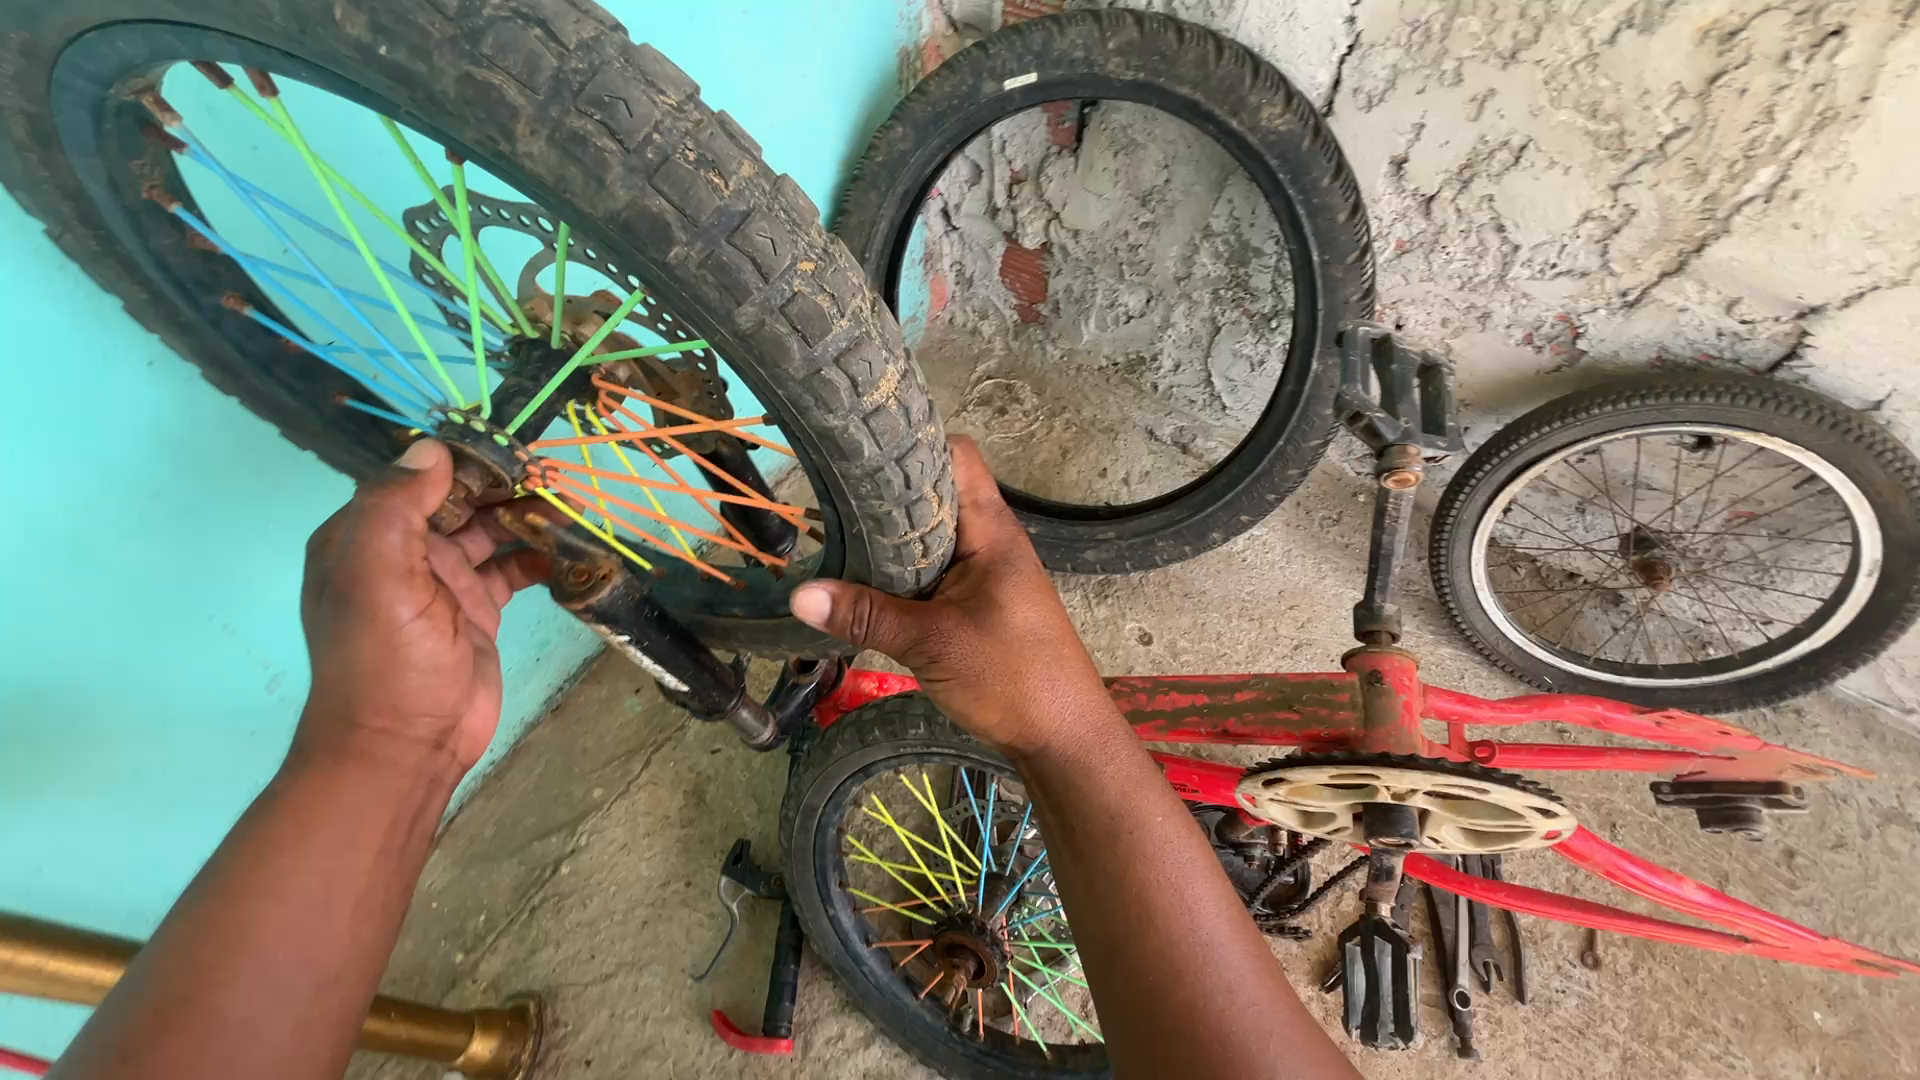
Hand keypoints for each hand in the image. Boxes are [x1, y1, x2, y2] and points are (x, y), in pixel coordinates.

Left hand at [296, 439, 549, 777]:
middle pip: (461, 501)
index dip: (464, 461)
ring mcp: (445, 581)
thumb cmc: (385, 659)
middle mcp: (405, 552)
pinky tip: (568, 553)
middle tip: (558, 477)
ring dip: (529, 518)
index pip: (417, 479)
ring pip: (493, 532)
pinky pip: (513, 569)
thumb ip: (396, 508)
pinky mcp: (478, 608)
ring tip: (574, 509)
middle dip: (507, 486)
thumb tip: (434, 449)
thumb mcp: (377, 577)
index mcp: (367, 536)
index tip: (514, 451)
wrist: (407, 743)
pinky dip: (540, 557)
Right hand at [788, 437, 1108, 754]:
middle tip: (828, 496)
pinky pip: (934, 571)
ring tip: (833, 534)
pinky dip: (901, 572)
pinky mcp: (977, 603)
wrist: (1063, 737)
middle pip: (937, 494)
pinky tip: (864, 583)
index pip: (958, 456)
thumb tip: (798, 595)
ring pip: (931, 536)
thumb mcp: (933, 645)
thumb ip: (868, 617)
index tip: (859, 452)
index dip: (913, 444)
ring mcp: (985, 573)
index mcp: (990, 531)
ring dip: (892, 539)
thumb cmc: (1012, 679)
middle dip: (887, 495)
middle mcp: (989, 540)